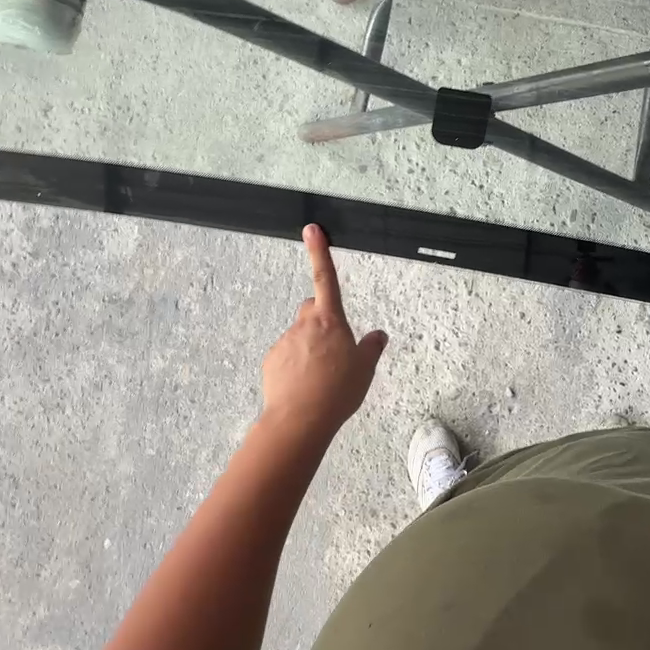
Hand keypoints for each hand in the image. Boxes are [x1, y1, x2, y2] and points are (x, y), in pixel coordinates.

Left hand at [257, 224, 387, 441]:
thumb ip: (371, 348)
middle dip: (321, 319)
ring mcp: (285, 341)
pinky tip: (304, 385)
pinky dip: (294, 364)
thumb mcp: (365, 369)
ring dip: (308, 347)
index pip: (326, 277)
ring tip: (320, 377)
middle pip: (312, 310)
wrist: (299, 420)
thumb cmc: (337, 391)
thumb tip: (378, 336)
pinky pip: (286, 355)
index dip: (319, 251)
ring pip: (299, 335)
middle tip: (334, 346)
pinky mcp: (271, 360)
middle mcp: (305, 324)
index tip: (312, 230)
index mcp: (330, 320)